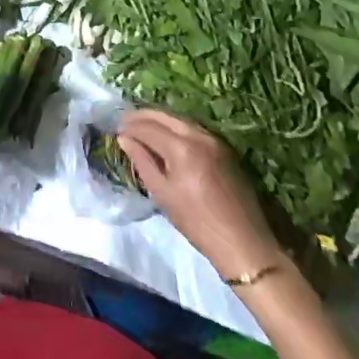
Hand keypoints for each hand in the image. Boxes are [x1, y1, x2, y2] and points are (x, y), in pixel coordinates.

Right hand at [119, 109, 284, 280]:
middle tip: (124, 122)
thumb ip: (142, 161)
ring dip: (159, 119)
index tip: (115, 130)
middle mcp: (199, 136)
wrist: (243, 242)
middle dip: (142, 116)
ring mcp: (215, 140)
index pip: (147, 127)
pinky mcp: (225, 148)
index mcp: (181, 148)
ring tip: (142, 127)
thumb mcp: (162, 193)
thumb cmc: (197, 222)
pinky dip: (175, 126)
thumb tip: (124, 138)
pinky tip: (166, 135)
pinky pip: (193, 128)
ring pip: (180, 119)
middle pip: (164, 116)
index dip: (129, 127)